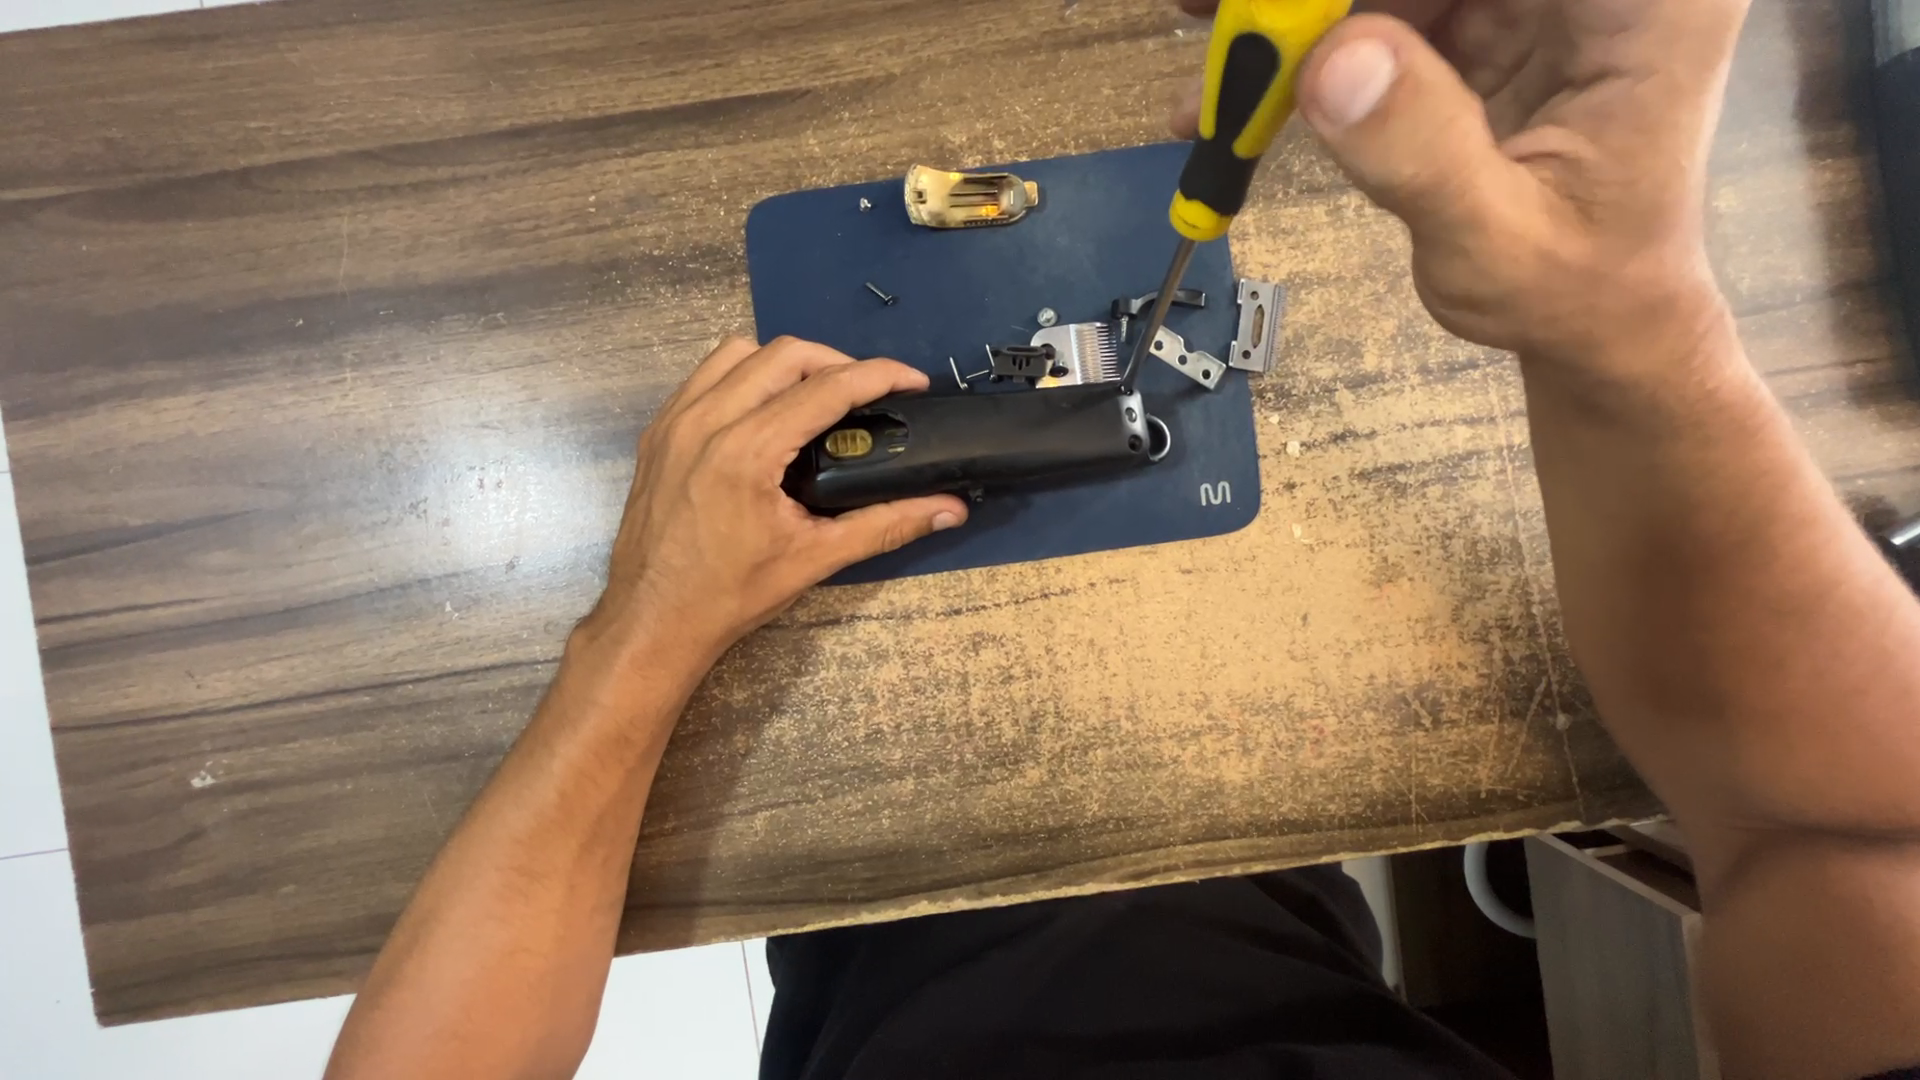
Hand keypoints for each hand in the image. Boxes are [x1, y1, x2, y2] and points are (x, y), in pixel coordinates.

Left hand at [575, 337, 967, 670]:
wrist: (652, 621)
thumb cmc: (732, 595)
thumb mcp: (816, 559)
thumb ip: (888, 524)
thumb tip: (951, 510)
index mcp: (747, 450)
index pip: (827, 387)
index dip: (880, 376)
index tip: (914, 382)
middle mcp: (706, 420)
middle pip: (785, 353)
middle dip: (838, 362)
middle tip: (869, 394)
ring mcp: (674, 421)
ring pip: (738, 352)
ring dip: (787, 362)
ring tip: (817, 395)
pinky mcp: (657, 431)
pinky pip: (706, 375)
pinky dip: (745, 376)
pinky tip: (766, 411)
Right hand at [1175, 0, 1750, 397]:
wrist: (1589, 314)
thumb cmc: (1563, 289)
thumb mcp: (1489, 241)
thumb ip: (1420, 152)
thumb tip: (1328, 61)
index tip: (1265, 6)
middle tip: (1206, 14)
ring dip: (1294, 21)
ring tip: (1208, 87)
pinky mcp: (1484, 24)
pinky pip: (1382, 15)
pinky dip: (1308, 54)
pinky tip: (1245, 103)